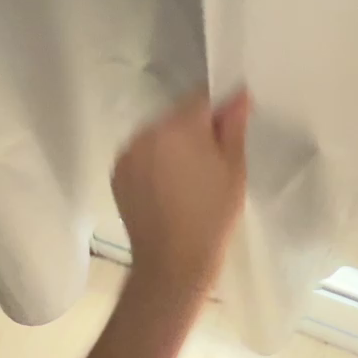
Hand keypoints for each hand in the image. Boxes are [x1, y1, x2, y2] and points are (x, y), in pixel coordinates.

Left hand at [111, 88, 250, 299]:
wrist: (173, 264)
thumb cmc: (213, 216)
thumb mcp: (234, 168)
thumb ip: (234, 125)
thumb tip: (239, 94)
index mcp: (179, 127)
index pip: (202, 98)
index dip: (220, 109)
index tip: (231, 128)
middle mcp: (147, 131)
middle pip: (178, 115)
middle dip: (196, 127)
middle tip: (214, 157)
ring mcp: (129, 152)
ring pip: (159, 133)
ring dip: (174, 143)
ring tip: (190, 175)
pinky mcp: (118, 172)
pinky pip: (143, 153)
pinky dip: (156, 160)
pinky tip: (170, 185)